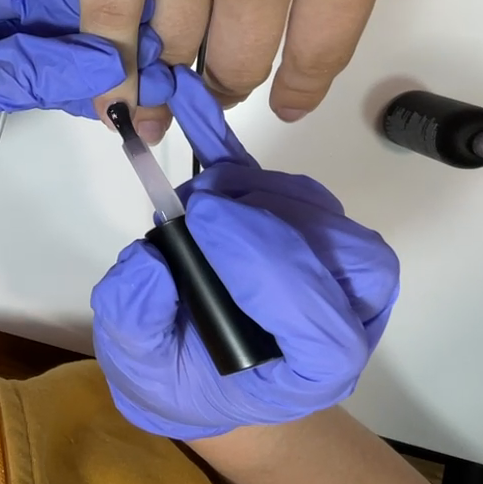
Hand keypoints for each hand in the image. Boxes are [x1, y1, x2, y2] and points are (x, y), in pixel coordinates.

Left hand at [0, 0, 152, 278]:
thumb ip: (19, 70)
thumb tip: (105, 59)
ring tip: (135, 85)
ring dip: (79, 60)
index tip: (121, 10)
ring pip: (33, 41)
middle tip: (144, 56)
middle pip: (31, 0)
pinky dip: (59, 87)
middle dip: (84, 26)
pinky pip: (24, 77)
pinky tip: (99, 102)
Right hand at [90, 66, 398, 439]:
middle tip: (199, 204)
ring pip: (321, 213)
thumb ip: (139, 321)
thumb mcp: (141, 370)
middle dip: (269, 218)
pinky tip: (190, 101)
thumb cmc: (177, 381)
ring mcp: (323, 266)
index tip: (202, 222)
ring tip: (198, 190)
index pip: (323, 320)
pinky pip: (276, 181)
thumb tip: (151, 258)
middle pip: (343, 255)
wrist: (201, 375)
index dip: (270, 265)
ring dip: (262, 188)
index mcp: (313, 366)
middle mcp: (339, 315)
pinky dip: (235, 143)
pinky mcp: (289, 225)